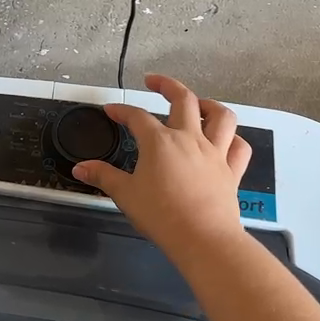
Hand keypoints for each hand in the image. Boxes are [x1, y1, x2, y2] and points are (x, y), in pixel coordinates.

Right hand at [72, 74, 252, 255]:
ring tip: (198, 103)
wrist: (203, 239)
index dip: (121, 110)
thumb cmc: (161, 215)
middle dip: (167, 85)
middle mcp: (189, 139)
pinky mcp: (231, 171)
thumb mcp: (124, 194)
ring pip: (220, 116)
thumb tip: (80, 169)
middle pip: (183, 99)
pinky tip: (225, 140)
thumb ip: (102, 176)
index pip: (136, 116)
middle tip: (154, 81)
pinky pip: (239, 147)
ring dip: (209, 105)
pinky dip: (233, 139)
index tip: (110, 110)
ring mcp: (215, 153)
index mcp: (159, 142)